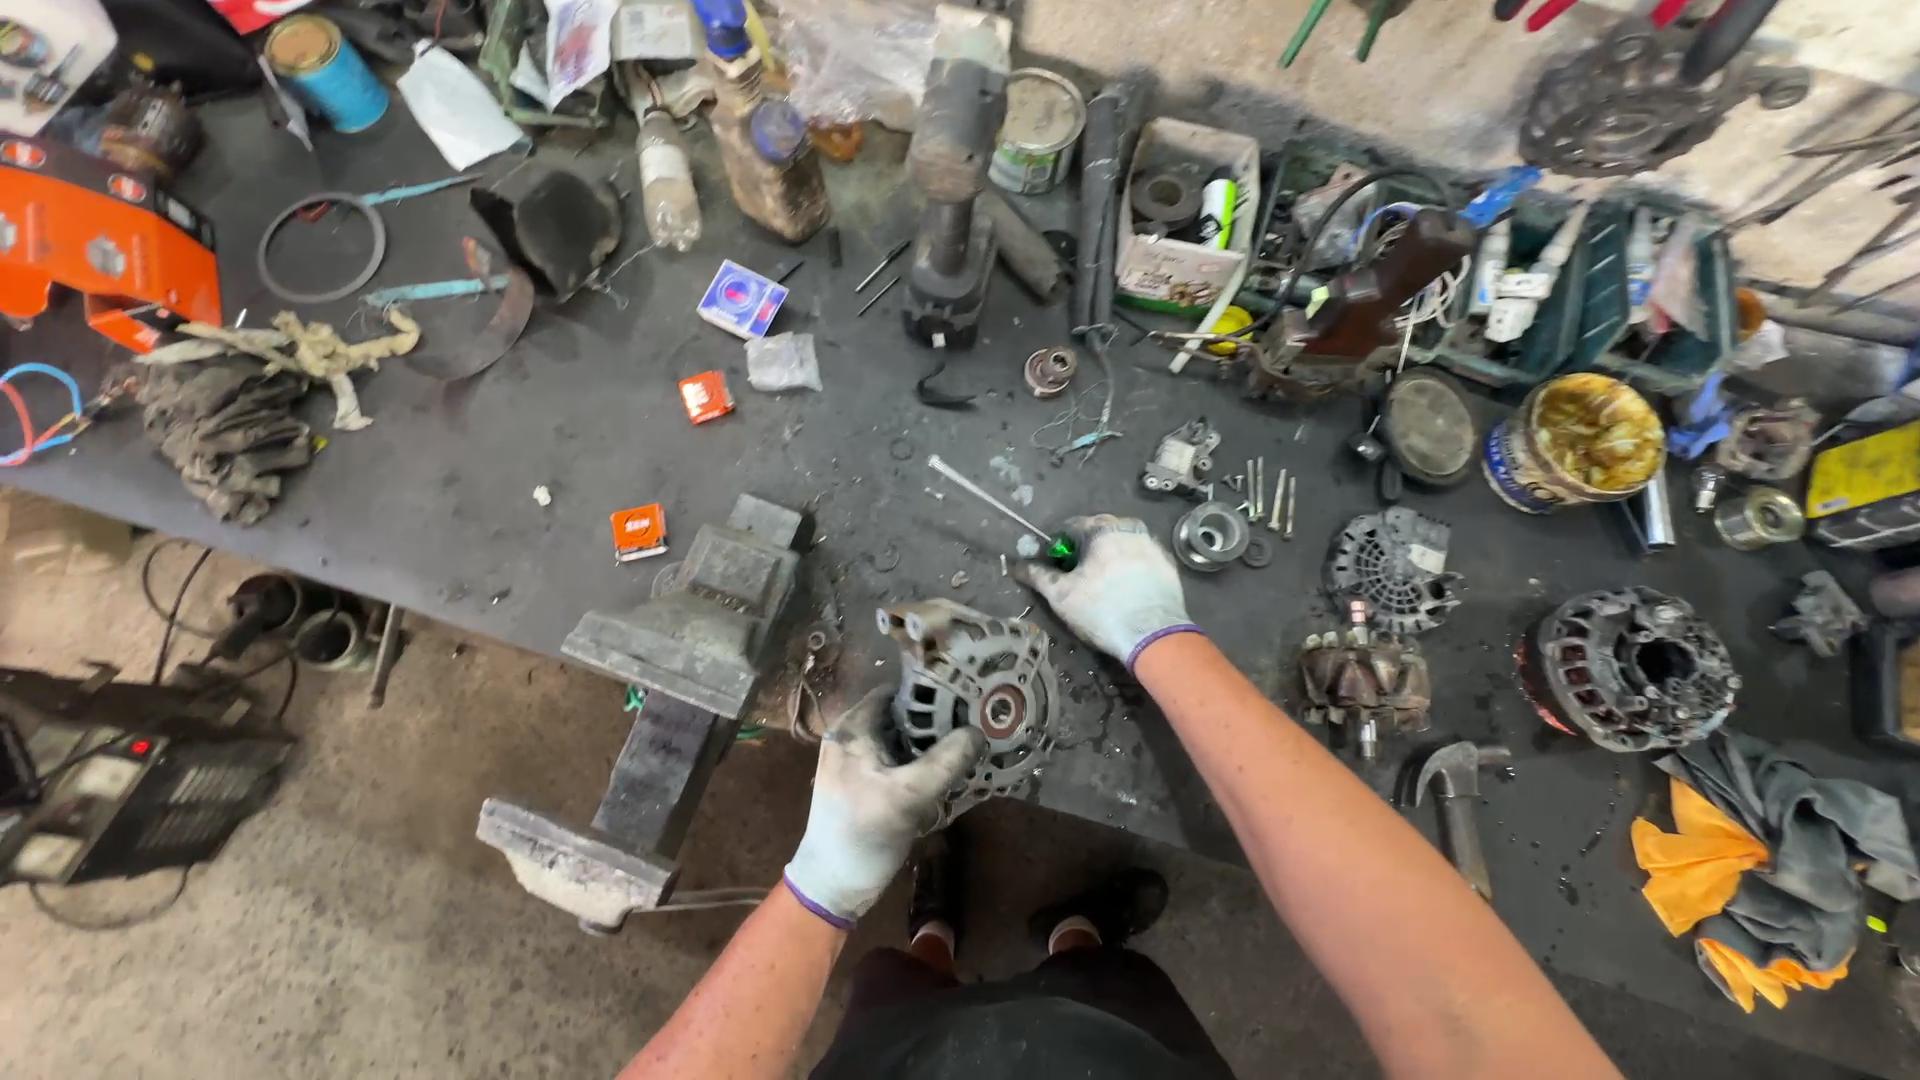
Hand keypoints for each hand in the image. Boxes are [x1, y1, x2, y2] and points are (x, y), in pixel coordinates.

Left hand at [783, 688, 985, 927]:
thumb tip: (979, 731)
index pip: (899, 690)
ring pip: (907, 738)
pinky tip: (953, 768)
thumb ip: (945, 762)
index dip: (933, 691)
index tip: (969, 696)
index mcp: (852, 726)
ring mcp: (861, 759)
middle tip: (979, 720)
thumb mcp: (908, 796)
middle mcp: (854, 734)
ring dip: (936, 741)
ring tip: (973, 741)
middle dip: (940, 718)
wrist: (831, 886)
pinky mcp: (870, 781)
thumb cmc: (862, 835)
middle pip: (905, 714)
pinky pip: (904, 759)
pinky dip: (926, 761)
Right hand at [1013, 514, 1199, 669]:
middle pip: (1098, 533)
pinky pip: (1140, 558)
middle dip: (1085, 550)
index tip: (1056, 567)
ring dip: (1108, 557)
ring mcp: (1153, 545)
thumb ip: (1038, 575)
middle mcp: (1130, 528)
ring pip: (1121, 544)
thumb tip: (1017, 566)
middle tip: (1078, 577)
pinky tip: (1126, 590)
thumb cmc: (1102, 610)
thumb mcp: (1061, 595)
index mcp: (1103, 528)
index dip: (1058, 547)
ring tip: (1102, 585)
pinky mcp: (1168, 564)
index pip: (1071, 527)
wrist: (1154, 636)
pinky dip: (1130, 567)